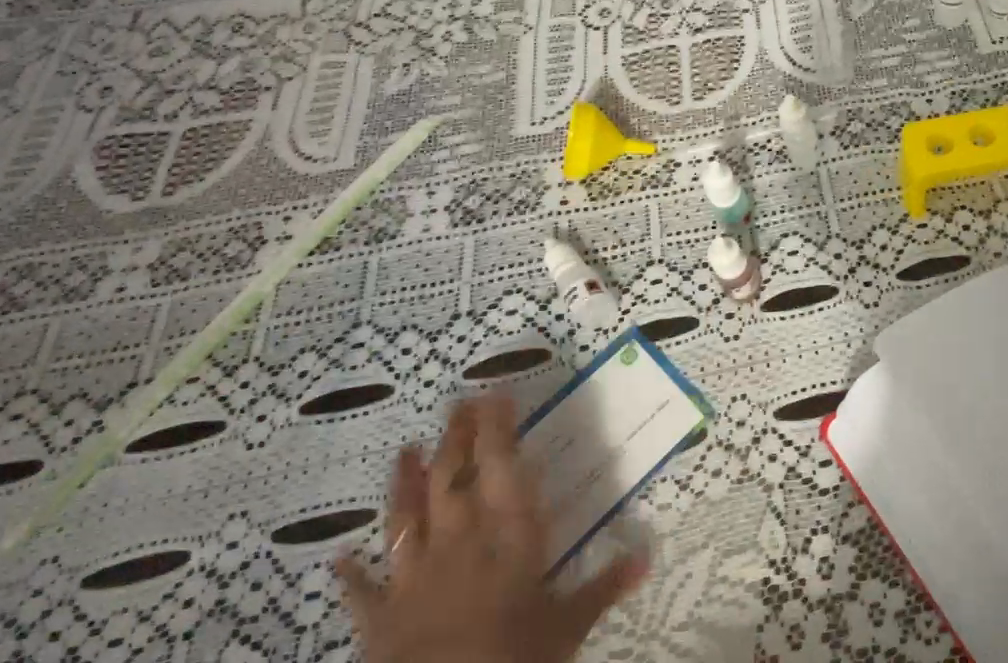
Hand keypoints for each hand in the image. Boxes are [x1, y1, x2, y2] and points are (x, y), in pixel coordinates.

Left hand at [335, 393, 647, 662]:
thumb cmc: (511, 656)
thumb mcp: (569, 627)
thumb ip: (604, 587)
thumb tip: (648, 554)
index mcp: (508, 542)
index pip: (504, 474)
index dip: (498, 433)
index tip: (496, 395)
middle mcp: (459, 546)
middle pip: (453, 484)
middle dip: (456, 442)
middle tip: (457, 404)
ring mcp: (413, 579)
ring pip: (407, 520)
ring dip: (405, 485)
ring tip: (404, 451)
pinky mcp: (379, 617)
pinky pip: (362, 590)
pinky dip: (349, 574)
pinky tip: (335, 558)